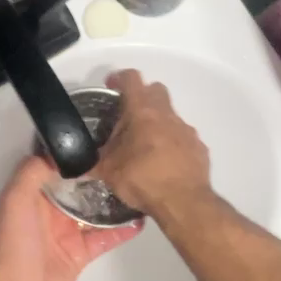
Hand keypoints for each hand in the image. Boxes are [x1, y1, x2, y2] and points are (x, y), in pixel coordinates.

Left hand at [0, 156, 141, 280]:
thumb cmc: (14, 243)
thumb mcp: (15, 199)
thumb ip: (32, 172)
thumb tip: (58, 151)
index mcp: (32, 194)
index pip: (55, 167)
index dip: (74, 153)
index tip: (99, 137)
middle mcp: (49, 209)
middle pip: (78, 187)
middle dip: (98, 174)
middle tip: (126, 158)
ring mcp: (66, 232)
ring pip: (94, 210)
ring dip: (112, 200)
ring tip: (137, 185)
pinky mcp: (80, 253)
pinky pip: (104, 237)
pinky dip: (121, 229)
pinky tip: (139, 219)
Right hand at [92, 69, 213, 219]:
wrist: (183, 202)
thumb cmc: (142, 178)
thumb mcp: (108, 170)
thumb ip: (94, 161)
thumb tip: (80, 164)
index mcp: (142, 111)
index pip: (131, 79)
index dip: (119, 78)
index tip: (111, 86)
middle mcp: (167, 114)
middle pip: (156, 90)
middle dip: (142, 96)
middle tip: (129, 116)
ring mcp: (186, 130)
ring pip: (171, 116)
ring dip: (158, 124)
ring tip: (146, 147)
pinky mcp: (199, 148)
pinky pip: (184, 139)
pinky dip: (174, 145)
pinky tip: (165, 164)